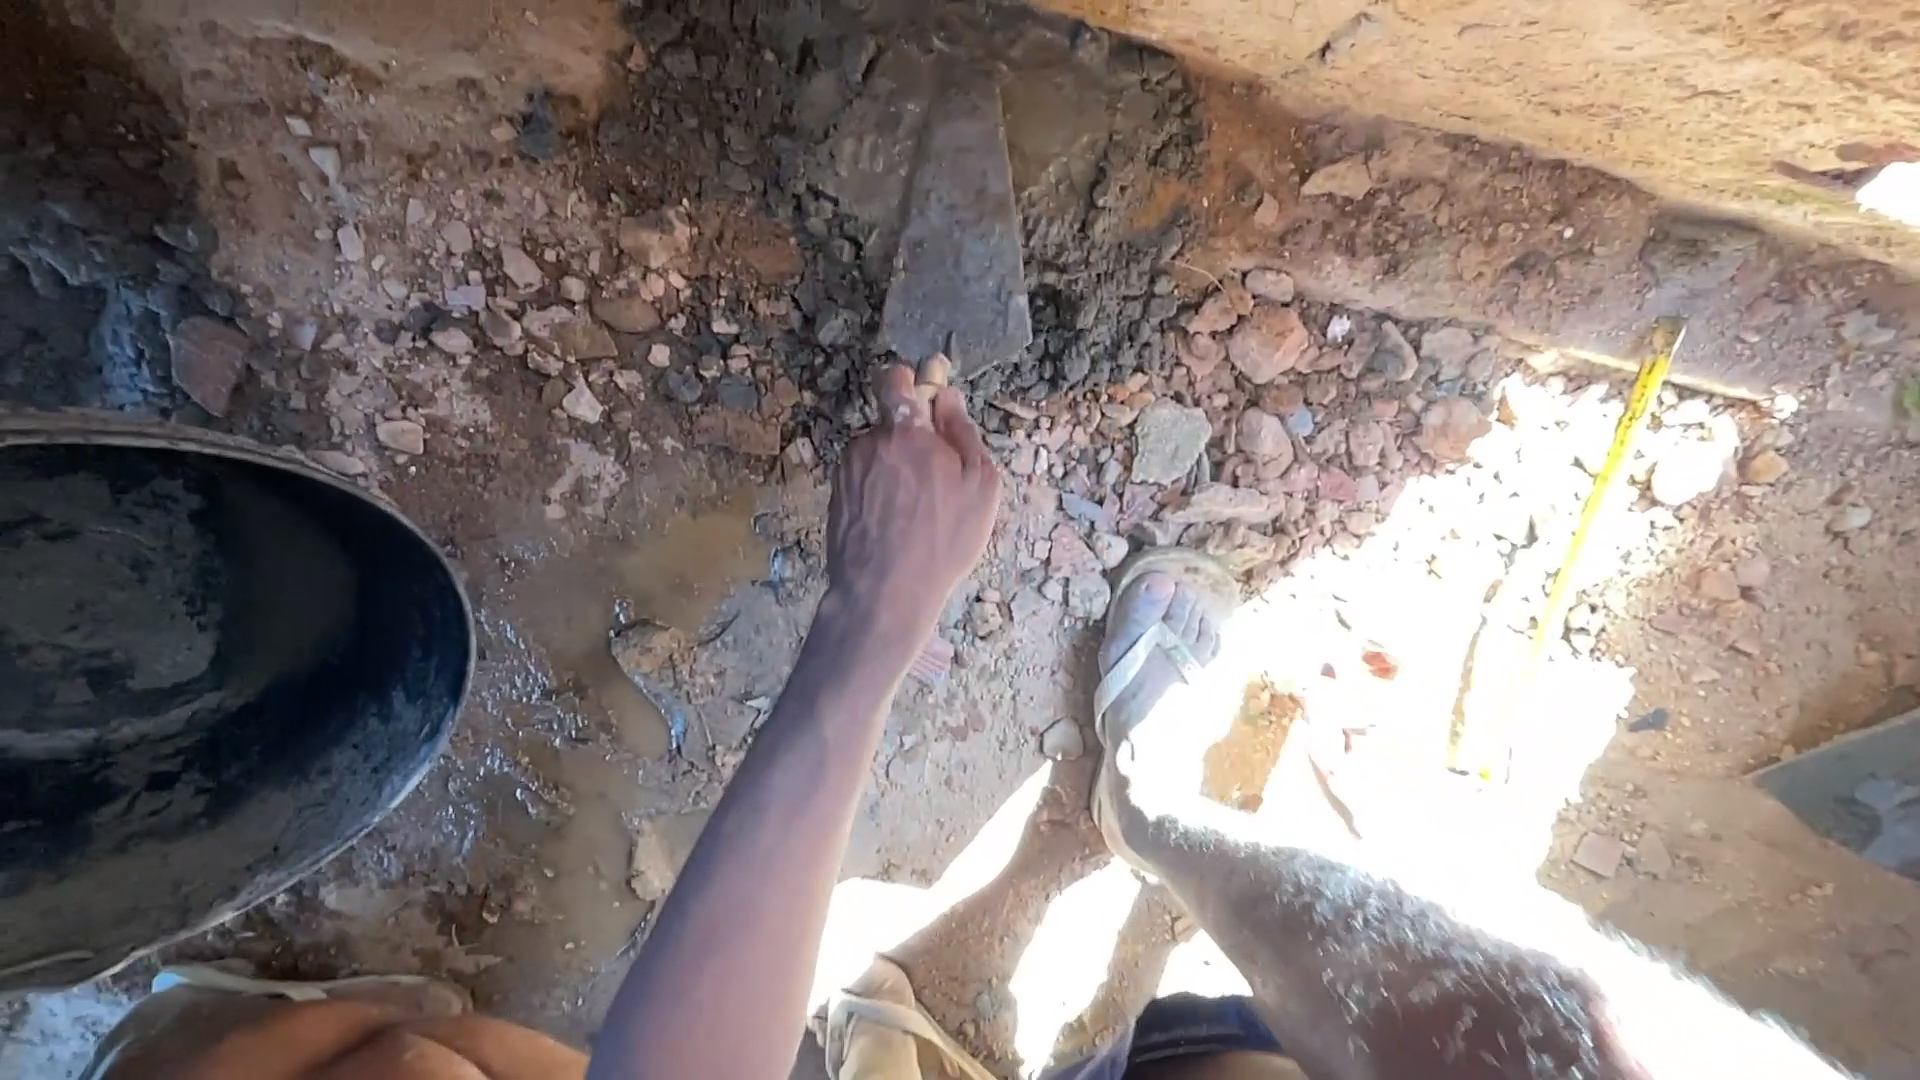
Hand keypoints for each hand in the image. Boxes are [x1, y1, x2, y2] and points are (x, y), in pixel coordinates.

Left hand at [825, 364, 999, 633]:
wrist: (884, 591)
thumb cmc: (942, 540)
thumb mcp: (980, 485)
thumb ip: (964, 433)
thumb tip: (948, 399)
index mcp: (905, 430)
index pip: (896, 379)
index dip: (910, 382)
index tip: (926, 400)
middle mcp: (870, 442)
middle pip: (891, 425)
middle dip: (912, 441)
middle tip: (936, 480)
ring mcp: (848, 469)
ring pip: (878, 455)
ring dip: (896, 469)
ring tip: (916, 512)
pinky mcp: (836, 494)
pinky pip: (865, 479)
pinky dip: (879, 492)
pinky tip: (895, 523)